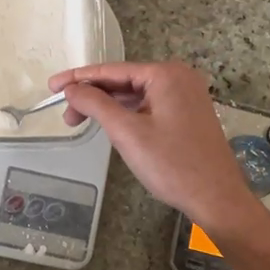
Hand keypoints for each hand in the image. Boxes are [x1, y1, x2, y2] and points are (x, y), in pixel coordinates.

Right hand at [48, 61, 261, 235]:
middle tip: (67, 116)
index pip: (112, 70)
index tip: (51, 86)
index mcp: (166, 74)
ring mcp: (186, 96)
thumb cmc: (172, 165)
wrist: (218, 199)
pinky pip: (150, 105)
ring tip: (82, 123)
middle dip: (93, 96)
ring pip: (136, 95)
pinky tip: (112, 126)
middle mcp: (178, 77)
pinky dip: (128, 114)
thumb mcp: (127, 133)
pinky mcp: (188, 114)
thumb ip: (96, 104)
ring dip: (109, 107)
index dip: (78, 78)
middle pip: (124, 80)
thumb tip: (72, 88)